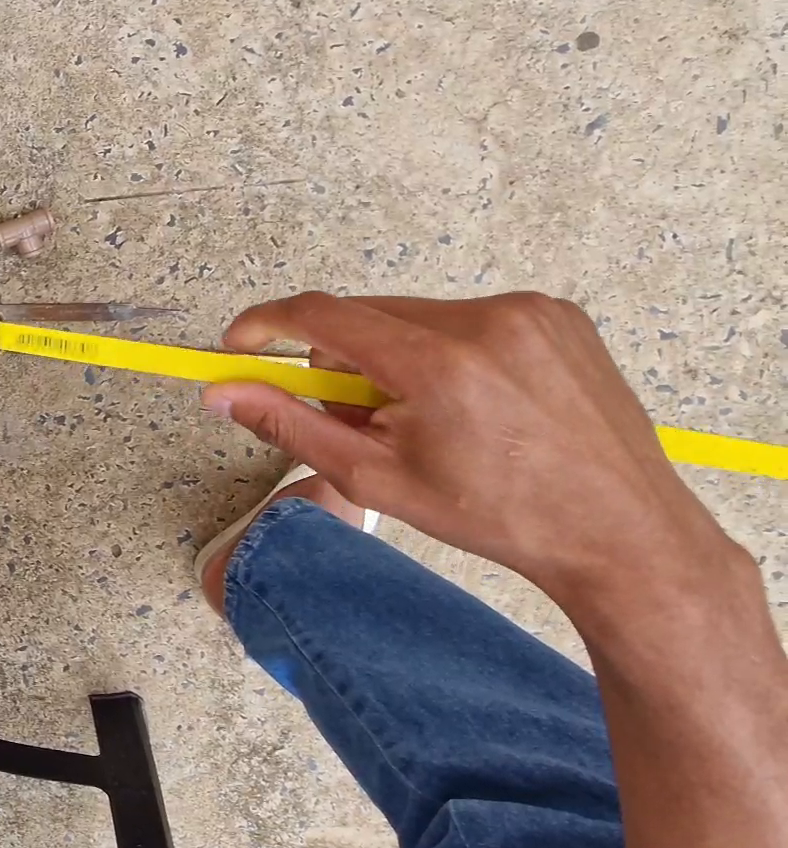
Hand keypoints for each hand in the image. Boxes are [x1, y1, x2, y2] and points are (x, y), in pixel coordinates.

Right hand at [200, 291, 745, 613]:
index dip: (265, 324)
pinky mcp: (552, 313)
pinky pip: (453, 316)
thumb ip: (286, 424)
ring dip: (384, 356)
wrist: (626, 536)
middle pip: (359, 317)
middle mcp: (486, 321)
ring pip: (404, 316)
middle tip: (354, 417)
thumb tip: (221, 394)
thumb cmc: (497, 516)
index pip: (321, 316)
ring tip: (417, 414)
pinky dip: (432, 349)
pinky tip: (459, 399)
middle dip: (335, 361)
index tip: (238, 344)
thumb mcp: (371, 477)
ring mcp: (527, 311)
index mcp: (440, 365)